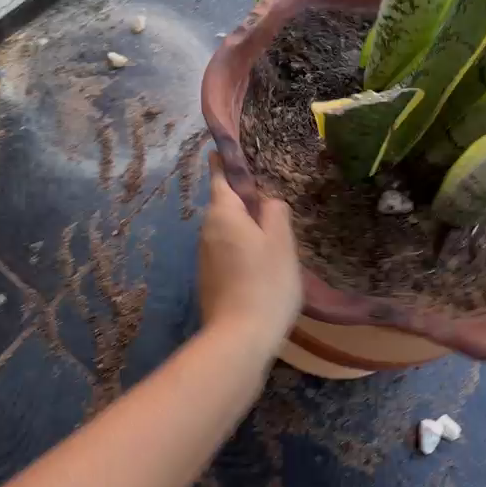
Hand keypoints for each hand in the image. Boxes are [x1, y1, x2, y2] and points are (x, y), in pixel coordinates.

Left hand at [197, 155, 302, 343]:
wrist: (239, 340)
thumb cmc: (265, 282)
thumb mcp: (281, 241)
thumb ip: (274, 211)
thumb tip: (266, 200)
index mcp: (223, 212)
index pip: (219, 175)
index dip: (224, 160)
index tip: (226, 146)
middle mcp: (207, 230)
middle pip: (226, 204)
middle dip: (244, 200)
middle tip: (273, 200)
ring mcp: (205, 257)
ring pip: (227, 230)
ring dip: (245, 228)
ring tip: (274, 236)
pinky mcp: (209, 280)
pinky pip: (227, 251)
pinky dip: (242, 249)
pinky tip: (262, 265)